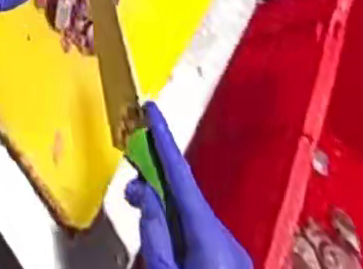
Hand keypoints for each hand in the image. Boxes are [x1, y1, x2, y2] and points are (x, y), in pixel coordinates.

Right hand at [125, 103, 250, 268]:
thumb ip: (154, 232)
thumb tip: (148, 196)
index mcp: (209, 236)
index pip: (181, 175)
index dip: (163, 139)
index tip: (151, 109)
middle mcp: (226, 240)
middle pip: (186, 198)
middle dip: (156, 186)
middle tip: (129, 191)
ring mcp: (234, 258)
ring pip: (193, 221)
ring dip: (166, 216)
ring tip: (144, 226)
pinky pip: (201, 241)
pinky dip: (179, 234)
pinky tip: (165, 250)